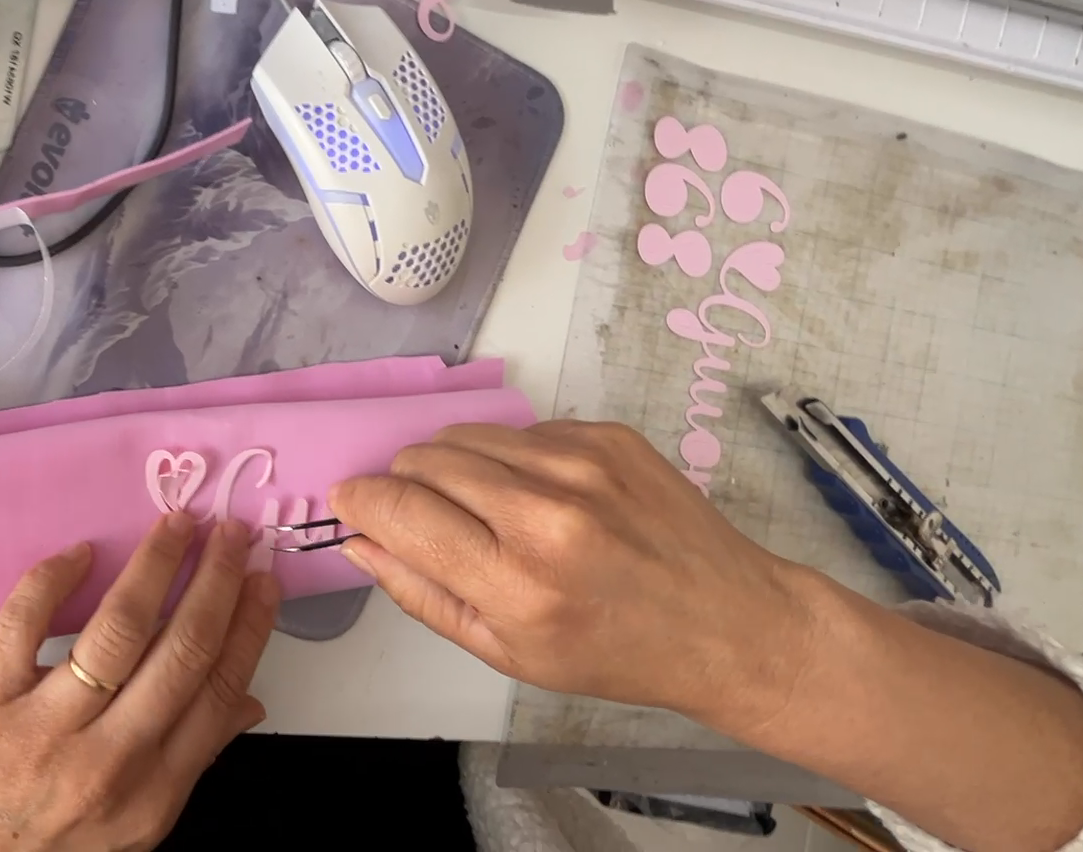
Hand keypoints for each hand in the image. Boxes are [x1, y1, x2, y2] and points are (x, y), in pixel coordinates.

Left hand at [0, 514, 280, 851]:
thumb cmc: (59, 839)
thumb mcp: (139, 821)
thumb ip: (194, 756)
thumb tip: (249, 700)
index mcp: (154, 788)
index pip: (217, 690)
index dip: (248, 627)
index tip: (262, 579)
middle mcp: (110, 756)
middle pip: (180, 651)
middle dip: (215, 581)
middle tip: (232, 532)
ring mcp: (48, 725)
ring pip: (117, 630)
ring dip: (155, 566)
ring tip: (179, 524)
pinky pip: (25, 625)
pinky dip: (53, 581)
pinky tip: (83, 552)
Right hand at [329, 420, 823, 731]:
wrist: (733, 623)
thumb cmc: (611, 652)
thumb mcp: (504, 652)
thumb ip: (419, 593)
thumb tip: (358, 539)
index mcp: (518, 581)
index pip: (400, 510)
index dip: (360, 499)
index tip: (349, 501)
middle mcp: (546, 512)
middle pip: (421, 460)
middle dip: (402, 482)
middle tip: (424, 514)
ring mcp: (579, 462)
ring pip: (459, 435)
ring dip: (448, 465)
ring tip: (481, 503)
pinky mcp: (603, 433)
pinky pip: (512, 429)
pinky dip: (501, 457)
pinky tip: (537, 492)